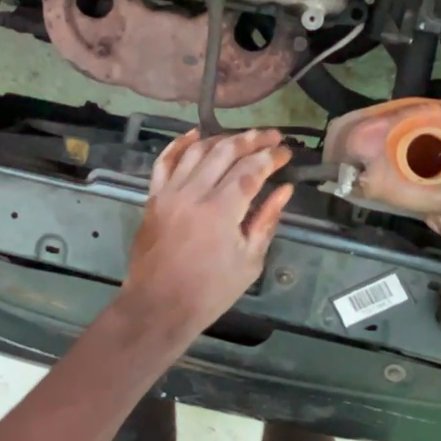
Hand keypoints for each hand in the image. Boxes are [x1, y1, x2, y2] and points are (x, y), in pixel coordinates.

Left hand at [120, 129, 294, 339]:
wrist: (159, 305)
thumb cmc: (210, 291)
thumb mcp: (249, 261)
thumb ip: (266, 220)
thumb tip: (284, 190)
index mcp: (222, 210)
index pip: (252, 170)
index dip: (271, 157)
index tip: (287, 153)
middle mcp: (194, 192)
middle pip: (225, 151)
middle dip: (252, 139)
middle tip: (272, 136)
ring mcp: (170, 192)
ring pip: (197, 150)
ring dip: (222, 139)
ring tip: (243, 137)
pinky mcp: (153, 197)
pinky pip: (165, 161)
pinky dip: (179, 144)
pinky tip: (194, 135)